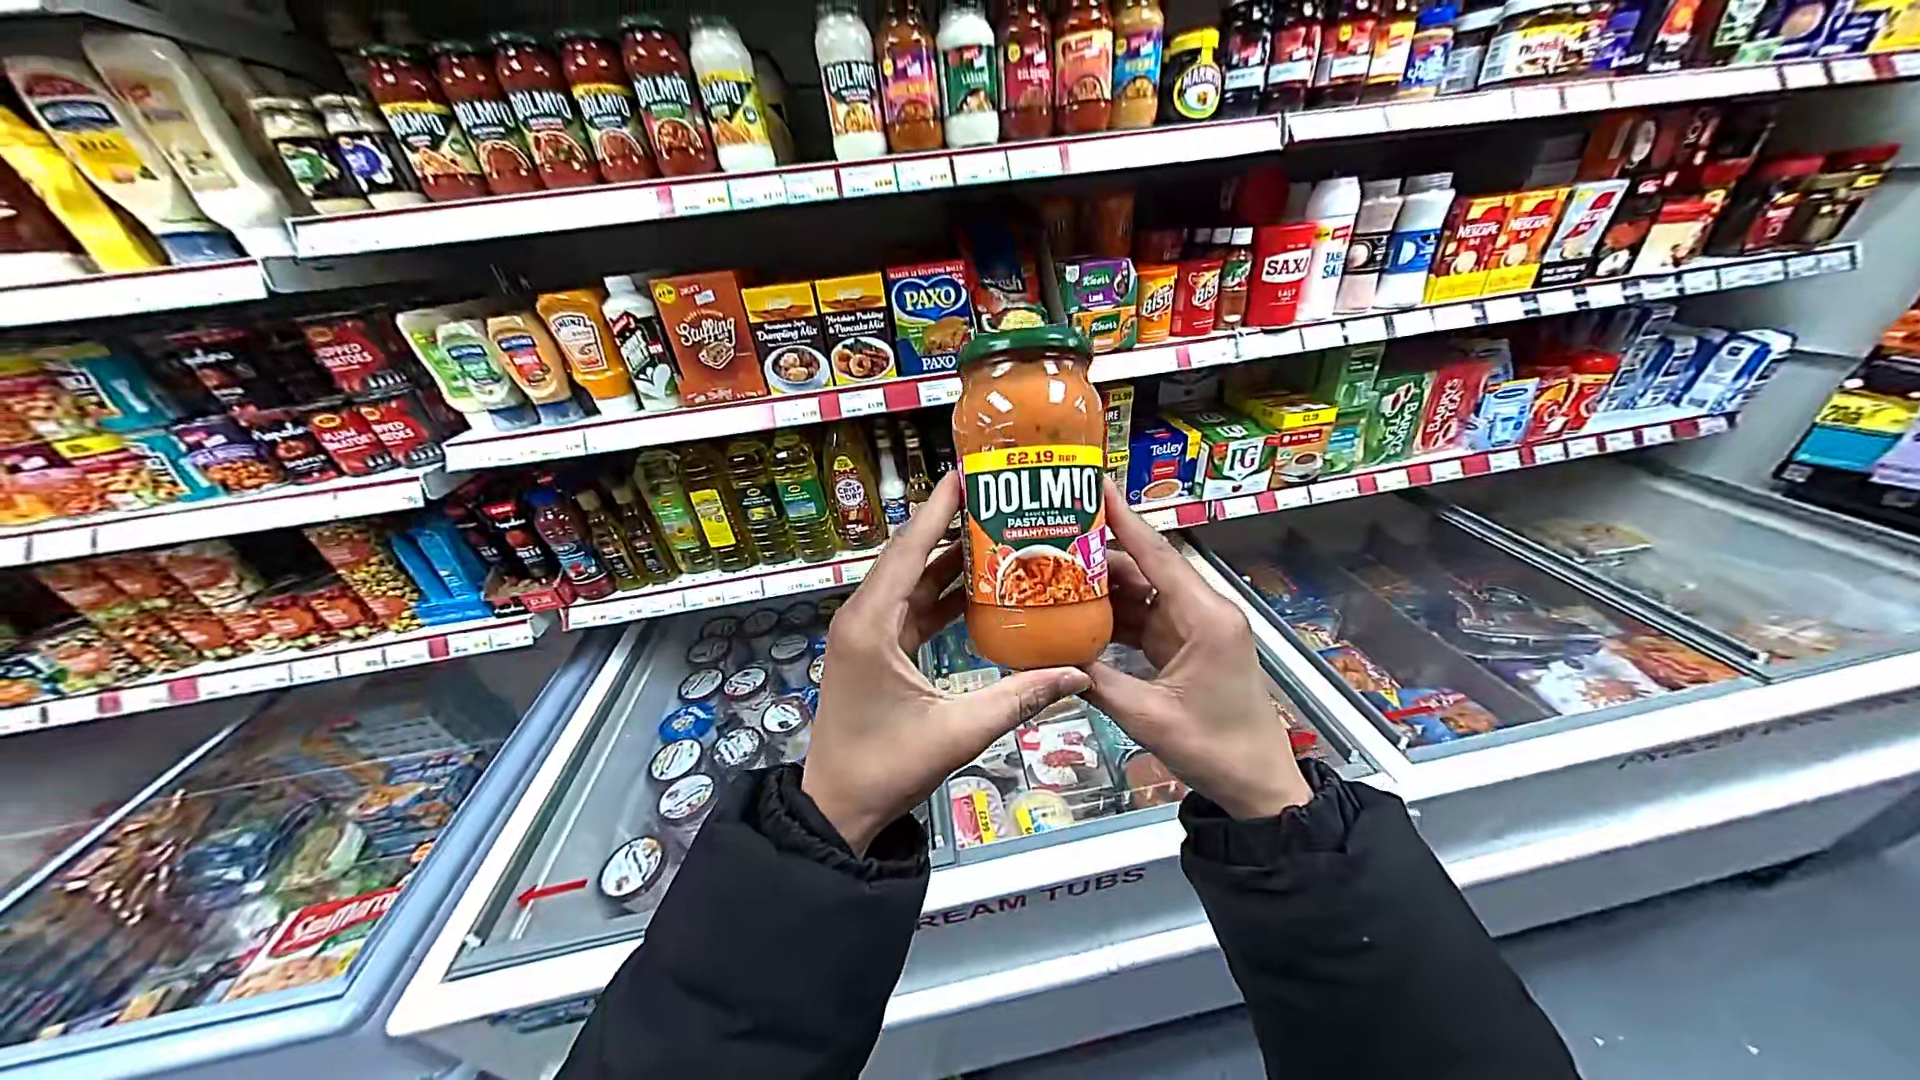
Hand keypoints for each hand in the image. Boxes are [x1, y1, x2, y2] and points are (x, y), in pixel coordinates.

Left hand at [804, 472, 1091, 853]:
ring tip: (996, 533)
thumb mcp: (957, 732)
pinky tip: (979, 587)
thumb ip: (1019, 698)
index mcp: (871, 623)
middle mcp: (864, 616)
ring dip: (948, 560)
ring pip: (912, 582)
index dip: (937, 509)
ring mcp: (867, 632)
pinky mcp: (876, 648)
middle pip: (909, 557)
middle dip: (949, 527)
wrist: (838, 807)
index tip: (965, 474)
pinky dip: (942, 595)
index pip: (908, 549)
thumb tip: (1078, 673)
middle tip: (995, 500)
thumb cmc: (887, 767)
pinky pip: (912, 608)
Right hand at [1080, 481, 1312, 819]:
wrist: (1259, 785)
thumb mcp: (1148, 717)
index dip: (1124, 519)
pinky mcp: (1185, 644)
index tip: (1095, 486)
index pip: (1158, 555)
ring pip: (1141, 594)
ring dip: (1102, 588)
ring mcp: (1193, 627)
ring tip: (1053, 574)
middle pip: (1144, 570)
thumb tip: (1047, 657)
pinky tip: (1077, 614)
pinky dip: (1113, 617)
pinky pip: (1143, 619)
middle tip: (1050, 541)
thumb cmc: (1215, 749)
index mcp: (1204, 617)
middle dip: (1098, 556)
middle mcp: (1201, 611)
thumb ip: (1096, 682)